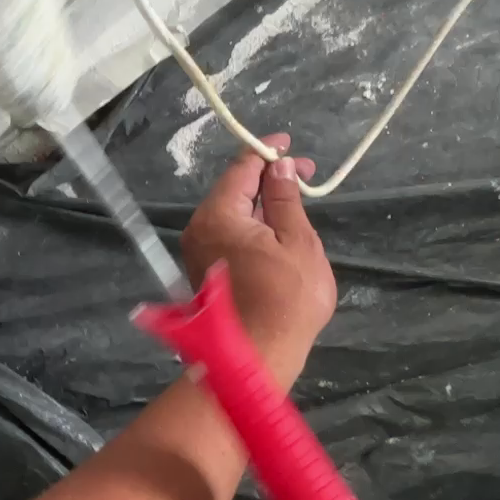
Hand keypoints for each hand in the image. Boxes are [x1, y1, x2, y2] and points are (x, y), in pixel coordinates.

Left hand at [179, 133, 336, 382]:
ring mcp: (197, 250)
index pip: (240, 170)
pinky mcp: (204, 268)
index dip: (265, 153)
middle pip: (231, 190)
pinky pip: (227, 233)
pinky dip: (250, 223)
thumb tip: (280, 167)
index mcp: (218, 216)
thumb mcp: (296, 241)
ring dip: (259, 202)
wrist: (258, 353)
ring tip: (294, 200)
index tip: (289, 145)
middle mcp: (198, 228)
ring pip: (230, 212)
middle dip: (265, 178)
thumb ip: (285, 199)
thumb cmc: (286, 298)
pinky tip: (275, 228)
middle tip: (302, 175)